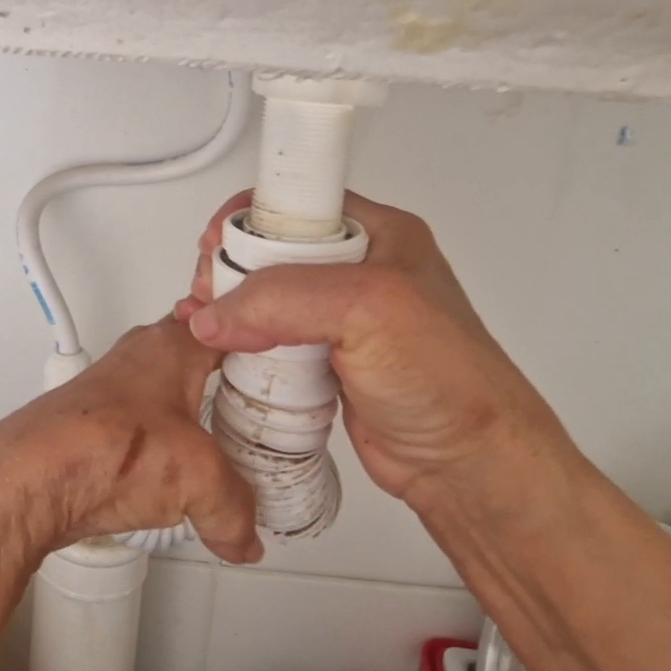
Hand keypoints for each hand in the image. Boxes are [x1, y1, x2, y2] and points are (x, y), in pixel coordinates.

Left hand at [0, 317, 262, 563]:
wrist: (30, 478)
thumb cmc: (105, 448)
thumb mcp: (199, 479)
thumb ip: (234, 510)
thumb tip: (243, 536)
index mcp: (172, 344)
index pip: (226, 321)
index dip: (258, 334)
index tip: (285, 350)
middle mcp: (139, 356)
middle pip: (197, 355)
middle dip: (229, 379)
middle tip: (263, 404)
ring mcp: (111, 388)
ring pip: (166, 391)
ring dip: (193, 413)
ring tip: (224, 444)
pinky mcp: (90, 422)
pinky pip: (141, 425)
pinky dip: (161, 444)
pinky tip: (171, 474)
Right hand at [174, 190, 573, 507]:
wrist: (467, 467)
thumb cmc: (451, 382)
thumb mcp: (369, 309)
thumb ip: (284, 298)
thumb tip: (214, 313)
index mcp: (376, 233)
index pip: (295, 203)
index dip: (249, 218)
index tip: (214, 243)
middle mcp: (355, 269)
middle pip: (268, 249)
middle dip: (229, 266)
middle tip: (207, 289)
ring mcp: (337, 316)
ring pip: (262, 297)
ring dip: (226, 307)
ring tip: (202, 321)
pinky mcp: (320, 358)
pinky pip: (265, 340)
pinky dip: (237, 343)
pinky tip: (217, 349)